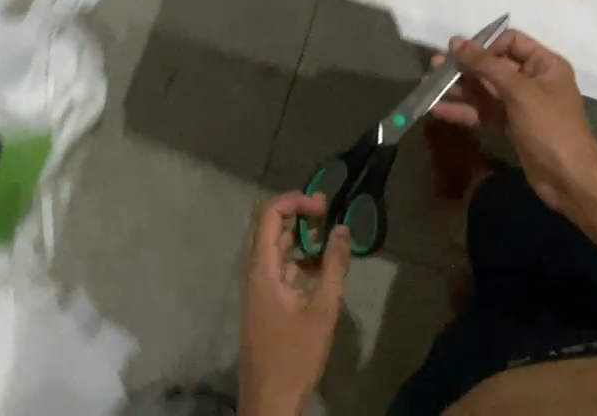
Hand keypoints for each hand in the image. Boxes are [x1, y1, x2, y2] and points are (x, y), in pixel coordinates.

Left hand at [238, 192, 350, 415]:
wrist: (269, 400)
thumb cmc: (294, 355)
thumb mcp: (322, 310)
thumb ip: (333, 266)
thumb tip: (343, 229)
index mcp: (261, 267)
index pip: (270, 213)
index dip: (295, 200)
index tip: (323, 204)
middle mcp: (253, 270)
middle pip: (269, 225)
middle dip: (296, 211)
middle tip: (326, 210)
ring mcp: (256, 286)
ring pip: (274, 246)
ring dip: (298, 235)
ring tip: (328, 234)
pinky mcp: (262, 300)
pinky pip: (277, 265)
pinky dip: (297, 257)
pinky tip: (321, 267)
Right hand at [432, 29, 596, 216]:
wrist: (570, 180)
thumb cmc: (550, 128)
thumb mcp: (519, 91)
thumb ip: (486, 65)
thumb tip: (456, 41)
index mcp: (545, 64)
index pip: (510, 41)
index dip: (485, 46)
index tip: (461, 56)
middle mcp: (533, 79)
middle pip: (493, 65)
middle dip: (465, 66)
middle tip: (435, 66)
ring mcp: (521, 104)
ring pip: (485, 89)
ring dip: (460, 88)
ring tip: (430, 85)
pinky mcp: (511, 125)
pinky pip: (484, 111)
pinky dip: (464, 110)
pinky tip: (440, 110)